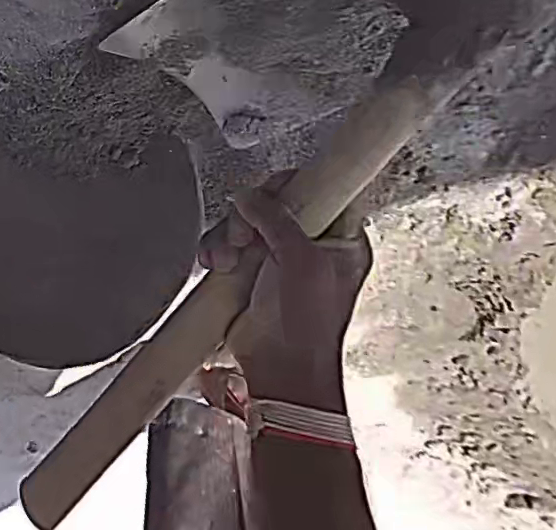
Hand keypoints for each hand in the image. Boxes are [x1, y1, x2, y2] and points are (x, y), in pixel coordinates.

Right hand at [198, 192, 370, 409]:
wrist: (278, 368)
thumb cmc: (306, 324)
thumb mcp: (302, 261)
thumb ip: (277, 218)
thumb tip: (250, 196)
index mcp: (339, 238)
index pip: (317, 188)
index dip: (290, 188)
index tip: (271, 199)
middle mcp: (308, 242)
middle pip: (271, 201)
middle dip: (249, 218)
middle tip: (245, 238)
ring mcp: (277, 254)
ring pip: (244, 218)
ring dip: (228, 236)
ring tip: (229, 261)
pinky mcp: (249, 266)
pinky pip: (226, 239)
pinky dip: (217, 248)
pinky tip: (217, 264)